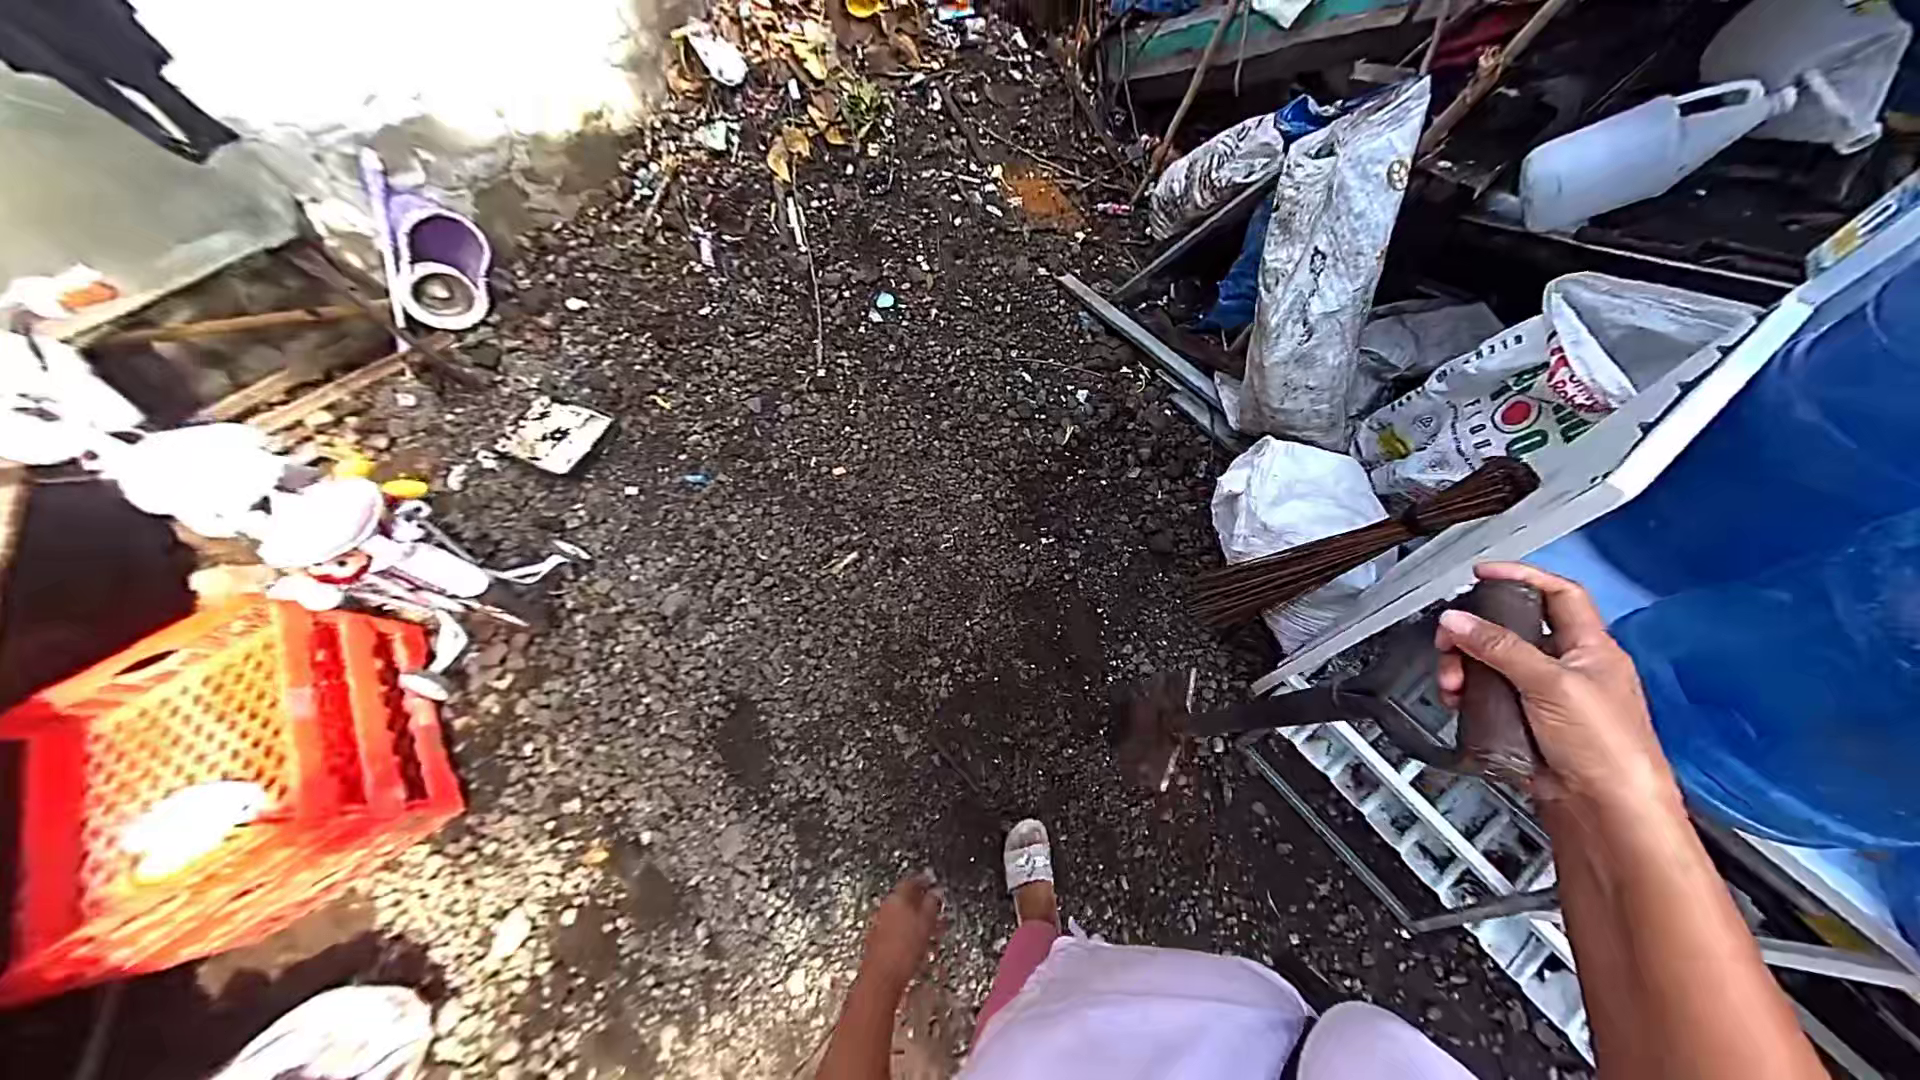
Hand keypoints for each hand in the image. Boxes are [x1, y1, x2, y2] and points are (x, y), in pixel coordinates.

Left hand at [859, 870, 944, 991]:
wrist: (881, 982)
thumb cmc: (903, 951)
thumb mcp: (926, 923)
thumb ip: (932, 904)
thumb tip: (937, 893)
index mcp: (896, 897)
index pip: (911, 881)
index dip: (924, 881)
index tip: (933, 882)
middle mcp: (885, 909)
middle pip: (905, 899)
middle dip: (921, 902)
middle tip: (936, 906)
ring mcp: (879, 927)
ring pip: (902, 916)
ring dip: (916, 920)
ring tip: (933, 928)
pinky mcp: (878, 945)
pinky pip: (897, 932)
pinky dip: (909, 933)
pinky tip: (919, 944)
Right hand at [1435, 563, 1679, 812]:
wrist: (1605, 807)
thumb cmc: (1608, 749)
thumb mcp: (1550, 684)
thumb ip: (1500, 648)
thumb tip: (1458, 620)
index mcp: (1590, 648)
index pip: (1560, 594)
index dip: (1523, 576)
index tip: (1483, 574)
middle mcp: (1567, 666)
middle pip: (1509, 629)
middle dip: (1472, 632)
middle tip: (1449, 638)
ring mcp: (1543, 692)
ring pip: (1490, 661)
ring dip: (1462, 666)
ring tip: (1452, 682)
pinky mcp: (1522, 716)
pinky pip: (1484, 691)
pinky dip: (1465, 692)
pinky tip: (1458, 700)